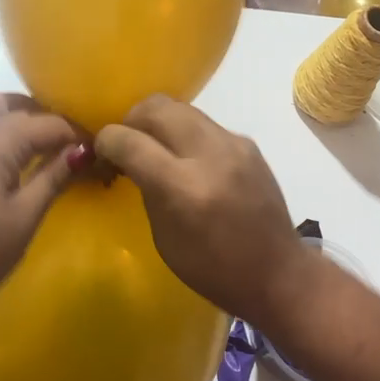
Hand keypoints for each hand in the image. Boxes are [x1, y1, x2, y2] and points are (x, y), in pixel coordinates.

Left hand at [0, 93, 84, 318]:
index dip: (79, 135)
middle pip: (19, 105)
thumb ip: (54, 177)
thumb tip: (83, 150)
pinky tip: (20, 165)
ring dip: (26, 122)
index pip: (51, 122)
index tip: (103, 152)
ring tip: (51, 152)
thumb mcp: (23, 217)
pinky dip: (7, 135)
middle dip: (50, 118)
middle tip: (75, 147)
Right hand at [94, 95, 306, 322]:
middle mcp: (209, 155)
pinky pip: (204, 123)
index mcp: (184, 188)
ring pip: (182, 108)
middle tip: (126, 141)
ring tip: (154, 146)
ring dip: (159, 121)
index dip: (108, 140)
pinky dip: (186, 132)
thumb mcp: (165, 240)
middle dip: (132, 118)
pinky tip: (187, 158)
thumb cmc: (215, 271)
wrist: (278, 273)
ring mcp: (233, 143)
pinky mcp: (247, 142)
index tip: (100, 149)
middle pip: (157, 107)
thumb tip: (129, 158)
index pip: (132, 142)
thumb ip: (147, 189)